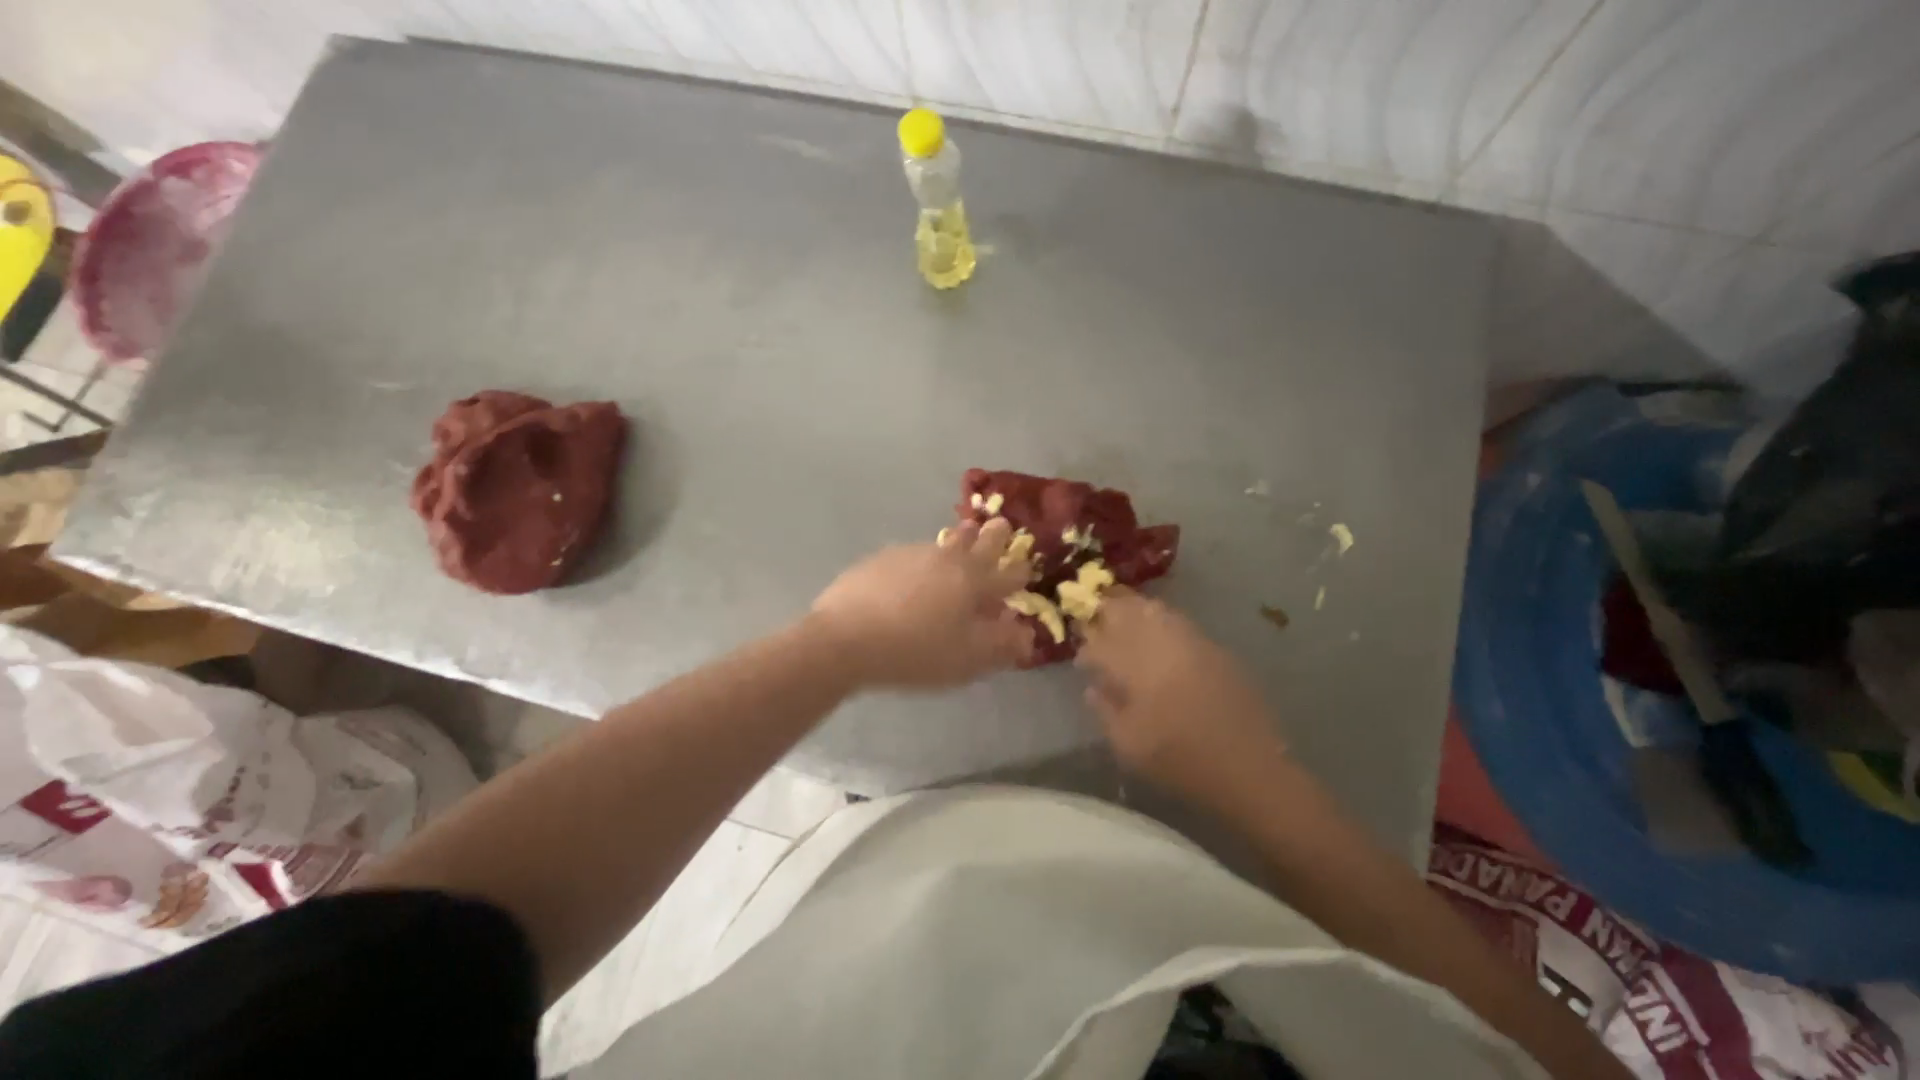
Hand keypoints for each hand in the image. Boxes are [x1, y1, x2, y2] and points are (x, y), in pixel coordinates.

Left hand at [811, 518, 1032, 687]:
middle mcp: (947, 559)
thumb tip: (1026, 634)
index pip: (1008, 572)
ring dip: (958, 541)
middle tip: (1000, 526)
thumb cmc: (915, 652)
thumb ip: (1000, 645)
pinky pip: (911, 554)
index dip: (1020, 571)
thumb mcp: (966, 659)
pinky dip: (921, 560)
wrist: (844, 639)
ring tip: (961, 538)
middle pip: (977, 541)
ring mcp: (911, 554)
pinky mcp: (879, 559)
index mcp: (974, 581)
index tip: (1025, 568)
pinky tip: (912, 572)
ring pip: (943, 543)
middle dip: (993, 535)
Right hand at [1077, 590, 1285, 803]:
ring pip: (1154, 610)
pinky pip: (1178, 621)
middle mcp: (1161, 644)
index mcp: (1135, 668)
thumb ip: (1106, 711)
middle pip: (1126, 612)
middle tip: (1095, 619)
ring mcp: (1191, 642)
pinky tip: (1156, 632)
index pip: (1100, 643)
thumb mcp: (1128, 746)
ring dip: (1133, 609)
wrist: (1247, 766)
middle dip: (1106, 611)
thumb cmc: (1180, 761)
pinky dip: (1160, 619)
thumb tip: (1093, 687)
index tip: (1081, 657)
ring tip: (1122, 616)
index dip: (1086, 645)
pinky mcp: (1214, 648)